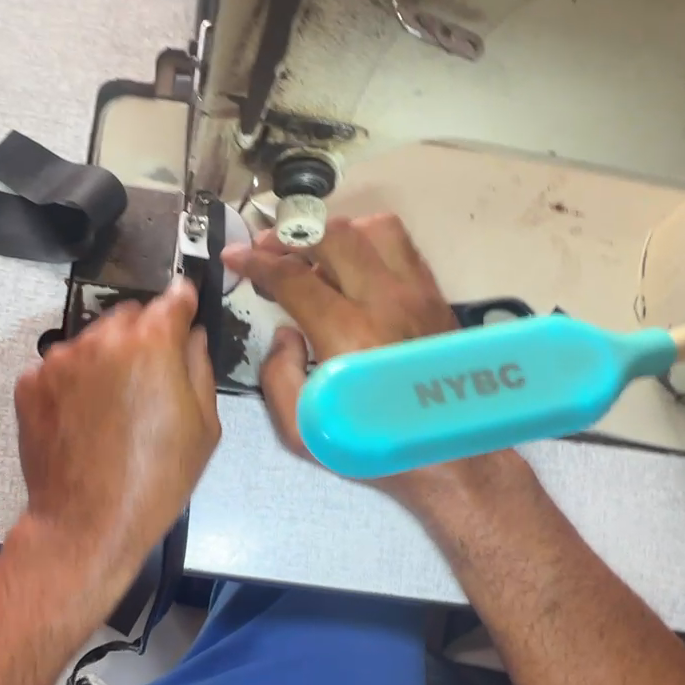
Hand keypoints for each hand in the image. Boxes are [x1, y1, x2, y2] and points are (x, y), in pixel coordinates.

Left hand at [11, 277, 220, 592]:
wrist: (87, 523)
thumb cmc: (155, 481)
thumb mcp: (203, 428)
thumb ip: (199, 367)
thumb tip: (191, 337)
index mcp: (151, 343)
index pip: (173, 298)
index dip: (182, 303)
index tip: (185, 309)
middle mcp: (101, 339)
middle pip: (128, 317)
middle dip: (142, 338)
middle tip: (148, 383)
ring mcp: (58, 360)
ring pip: (90, 342)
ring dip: (104, 361)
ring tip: (111, 410)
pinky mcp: (30, 383)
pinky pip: (59, 369)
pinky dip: (72, 384)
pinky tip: (82, 421)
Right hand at [221, 214, 529, 506]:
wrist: (450, 456)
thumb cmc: (370, 446)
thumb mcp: (303, 430)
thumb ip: (278, 378)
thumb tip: (284, 335)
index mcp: (348, 334)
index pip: (293, 278)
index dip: (256, 261)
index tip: (234, 256)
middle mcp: (386, 301)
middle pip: (333, 237)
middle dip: (291, 235)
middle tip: (267, 247)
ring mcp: (418, 293)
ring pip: (375, 229)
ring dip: (337, 232)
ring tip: (315, 253)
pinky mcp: (437, 296)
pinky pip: (403, 246)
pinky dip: (370, 242)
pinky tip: (354, 266)